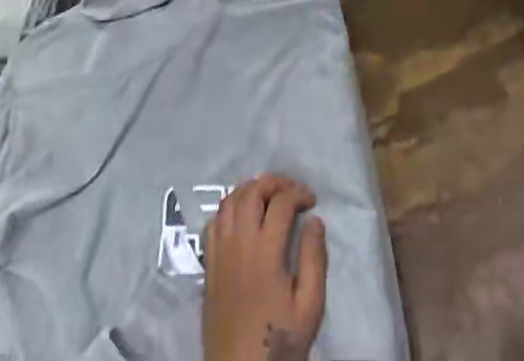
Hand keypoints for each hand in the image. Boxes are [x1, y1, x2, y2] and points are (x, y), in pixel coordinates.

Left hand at [203, 174, 327, 360]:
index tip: (312, 200)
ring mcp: (219, 253)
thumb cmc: (279, 342)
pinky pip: (214, 222)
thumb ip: (313, 259)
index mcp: (265, 252)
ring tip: (268, 195)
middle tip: (291, 189)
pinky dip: (229, 208)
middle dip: (273, 182)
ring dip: (249, 190)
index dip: (298, 193)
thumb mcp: (309, 307)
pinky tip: (242, 216)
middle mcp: (238, 244)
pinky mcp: (208, 265)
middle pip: (251, 193)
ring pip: (229, 202)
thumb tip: (315, 220)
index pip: (280, 203)